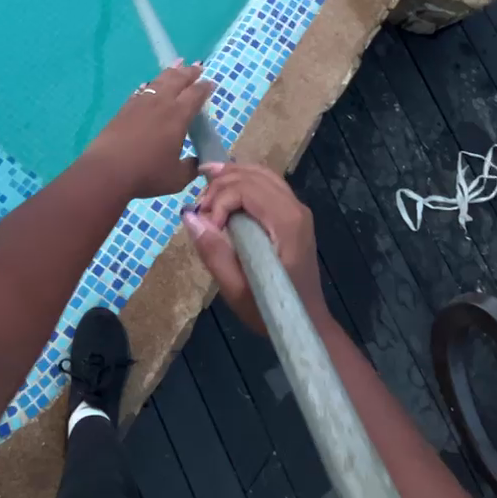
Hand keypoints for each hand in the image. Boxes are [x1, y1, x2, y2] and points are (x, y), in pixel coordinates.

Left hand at [77, 62, 214, 200]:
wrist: (108, 170)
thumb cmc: (147, 173)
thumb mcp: (176, 178)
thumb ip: (191, 168)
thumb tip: (199, 163)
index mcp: (178, 115)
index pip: (195, 95)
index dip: (204, 88)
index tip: (210, 83)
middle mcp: (161, 103)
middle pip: (177, 80)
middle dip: (189, 72)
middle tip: (197, 67)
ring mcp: (141, 103)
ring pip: (158, 81)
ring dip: (170, 72)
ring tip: (177, 66)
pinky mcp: (125, 108)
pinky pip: (141, 91)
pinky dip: (150, 85)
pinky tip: (149, 85)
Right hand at [182, 163, 326, 333]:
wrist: (307, 323)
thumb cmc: (271, 310)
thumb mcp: (236, 290)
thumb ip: (214, 252)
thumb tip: (190, 216)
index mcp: (286, 223)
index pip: (246, 188)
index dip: (219, 200)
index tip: (207, 227)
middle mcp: (296, 207)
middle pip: (252, 176)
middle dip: (221, 186)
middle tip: (200, 209)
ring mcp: (297, 208)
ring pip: (261, 174)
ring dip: (231, 177)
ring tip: (205, 184)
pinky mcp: (293, 214)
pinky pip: (267, 184)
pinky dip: (244, 180)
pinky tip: (225, 185)